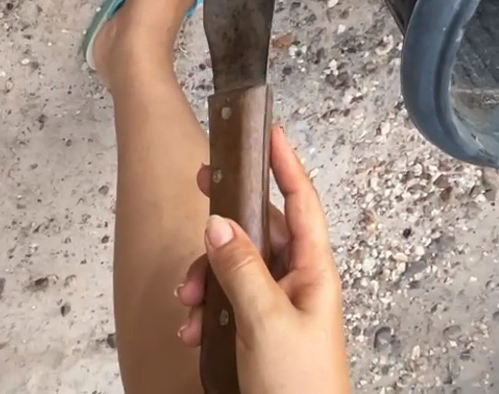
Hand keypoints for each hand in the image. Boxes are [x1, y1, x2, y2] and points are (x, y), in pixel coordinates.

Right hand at [178, 126, 350, 393]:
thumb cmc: (299, 386)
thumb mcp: (267, 322)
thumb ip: (241, 268)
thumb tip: (217, 221)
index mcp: (313, 270)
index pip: (301, 201)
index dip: (286, 163)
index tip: (268, 130)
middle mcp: (296, 280)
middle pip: (258, 228)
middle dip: (225, 217)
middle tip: (200, 182)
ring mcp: (275, 304)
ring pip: (235, 263)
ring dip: (206, 273)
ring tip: (186, 298)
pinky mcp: (256, 328)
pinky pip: (225, 297)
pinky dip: (204, 304)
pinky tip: (191, 325)